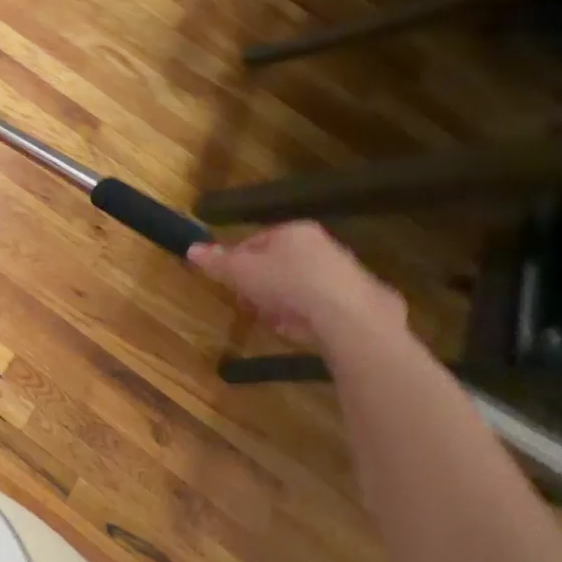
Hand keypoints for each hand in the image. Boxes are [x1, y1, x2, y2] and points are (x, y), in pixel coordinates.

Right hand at [189, 221, 405, 347]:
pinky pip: (329, 306)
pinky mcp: (370, 302)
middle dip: (264, 283)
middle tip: (250, 302)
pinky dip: (313, 316)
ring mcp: (351, 273)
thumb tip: (192, 249)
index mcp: (295, 232)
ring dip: (287, 301)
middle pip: (283, 263)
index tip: (230, 281)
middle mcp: (327, 246)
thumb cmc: (286, 284)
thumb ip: (215, 260)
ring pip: (306, 285)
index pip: (256, 241)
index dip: (238, 261)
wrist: (350, 320)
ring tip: (274, 320)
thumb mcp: (238, 271)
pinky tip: (302, 330)